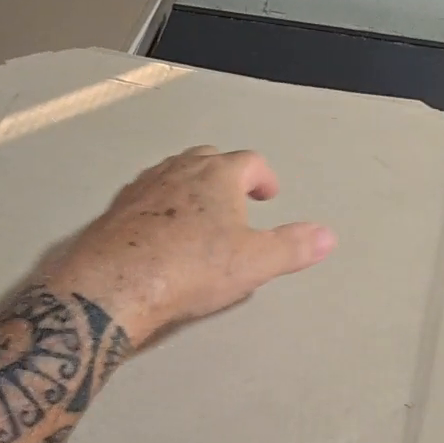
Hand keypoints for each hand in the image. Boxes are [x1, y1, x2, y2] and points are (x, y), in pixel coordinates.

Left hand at [47, 147, 336, 341]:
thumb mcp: (254, 262)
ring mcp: (143, 187)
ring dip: (191, 186)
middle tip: (236, 200)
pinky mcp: (115, 209)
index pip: (249, 161)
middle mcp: (178, 170)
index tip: (269, 195)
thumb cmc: (191, 268)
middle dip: (226, 175)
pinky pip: (145, 196)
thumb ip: (292, 247)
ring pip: (172, 173)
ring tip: (200, 214)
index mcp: (217, 175)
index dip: (264, 177)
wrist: (114, 284)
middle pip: (208, 158)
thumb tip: (328, 235)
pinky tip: (161, 231)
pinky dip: (161, 205)